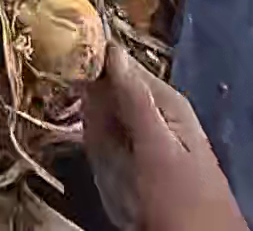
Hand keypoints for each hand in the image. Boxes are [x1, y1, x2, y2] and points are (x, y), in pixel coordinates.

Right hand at [82, 45, 249, 230]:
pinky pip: (108, 146)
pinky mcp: (139, 159)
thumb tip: (111, 49)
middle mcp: (156, 110)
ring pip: (104, 120)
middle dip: (95, 113)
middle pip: (108, 91)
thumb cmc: (183, 203)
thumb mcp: (157, 149)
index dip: (93, 65)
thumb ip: (134, 99)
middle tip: (98, 140)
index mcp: (165, 100)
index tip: (70, 76)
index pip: (119, 61)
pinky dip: (104, 159)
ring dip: (99, 141)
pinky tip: (112, 178)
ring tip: (113, 168)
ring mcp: (147, 136)